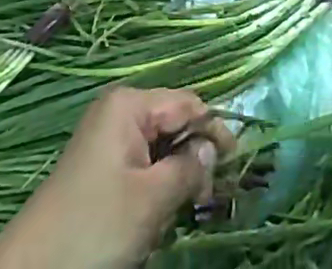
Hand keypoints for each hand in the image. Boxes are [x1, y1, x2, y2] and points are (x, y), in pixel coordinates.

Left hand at [0, 88, 236, 268]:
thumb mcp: (152, 198)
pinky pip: (142, 164)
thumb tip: (212, 148)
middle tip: (205, 198)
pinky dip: (156, 185)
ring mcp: (107, 138)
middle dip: (193, 157)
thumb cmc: (95, 226)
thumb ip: (189, 167)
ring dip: (176, 176)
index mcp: (129, 104)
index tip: (236, 166)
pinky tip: (157, 213)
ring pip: (160, 147)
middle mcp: (118, 111)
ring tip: (180, 209)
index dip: (215, 132)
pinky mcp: (100, 165)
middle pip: (174, 123)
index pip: (189, 104)